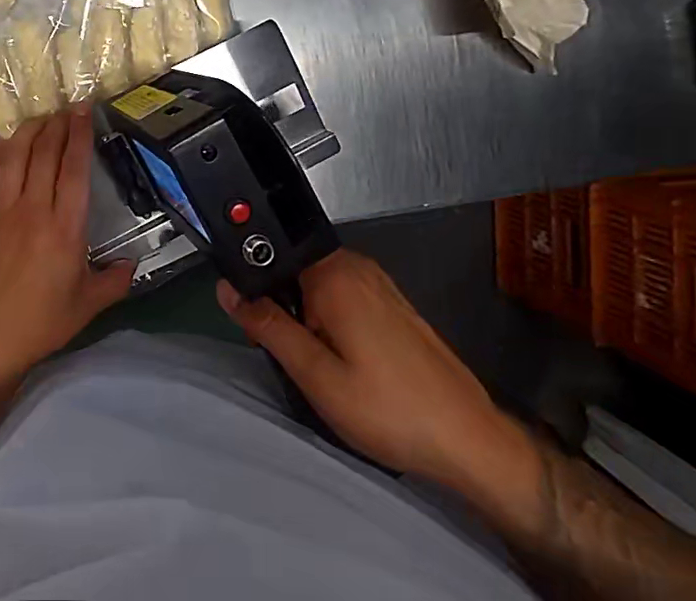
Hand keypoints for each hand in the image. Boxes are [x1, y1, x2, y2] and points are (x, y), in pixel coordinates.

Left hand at [0, 105, 134, 387]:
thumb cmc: (41, 323)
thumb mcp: (89, 305)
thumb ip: (116, 280)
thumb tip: (133, 264)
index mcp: (64, 228)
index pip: (74, 168)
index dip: (80, 134)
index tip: (86, 111)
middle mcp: (33, 210)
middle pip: (44, 152)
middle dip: (58, 124)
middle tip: (70, 109)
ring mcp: (2, 212)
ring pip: (15, 157)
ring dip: (29, 131)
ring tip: (44, 119)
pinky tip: (4, 145)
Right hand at [218, 250, 514, 484]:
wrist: (466, 436)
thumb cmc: (388, 408)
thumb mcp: (315, 374)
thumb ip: (268, 326)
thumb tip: (229, 291)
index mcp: (334, 274)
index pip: (272, 259)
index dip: (257, 291)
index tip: (261, 329)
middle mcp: (358, 267)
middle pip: (296, 272)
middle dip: (285, 308)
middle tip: (298, 357)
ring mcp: (379, 283)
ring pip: (319, 288)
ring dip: (310, 320)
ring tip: (326, 366)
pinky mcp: (393, 302)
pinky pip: (345, 298)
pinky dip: (334, 324)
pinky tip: (350, 364)